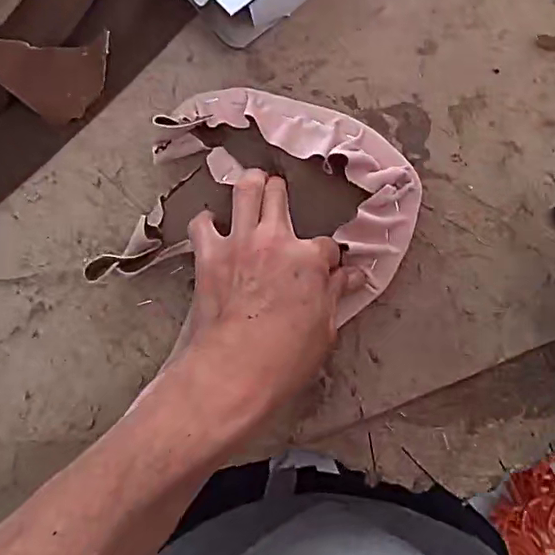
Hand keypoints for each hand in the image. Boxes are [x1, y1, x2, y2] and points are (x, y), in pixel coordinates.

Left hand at [159, 170, 351, 426]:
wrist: (230, 374)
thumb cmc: (281, 358)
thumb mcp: (325, 329)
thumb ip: (335, 294)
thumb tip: (352, 278)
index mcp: (309, 259)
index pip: (327, 245)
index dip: (328, 256)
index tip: (328, 267)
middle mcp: (276, 240)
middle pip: (279, 194)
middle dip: (281, 190)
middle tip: (280, 191)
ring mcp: (240, 244)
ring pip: (244, 191)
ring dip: (249, 183)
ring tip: (253, 180)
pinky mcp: (209, 256)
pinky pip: (202, 224)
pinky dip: (206, 220)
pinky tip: (211, 222)